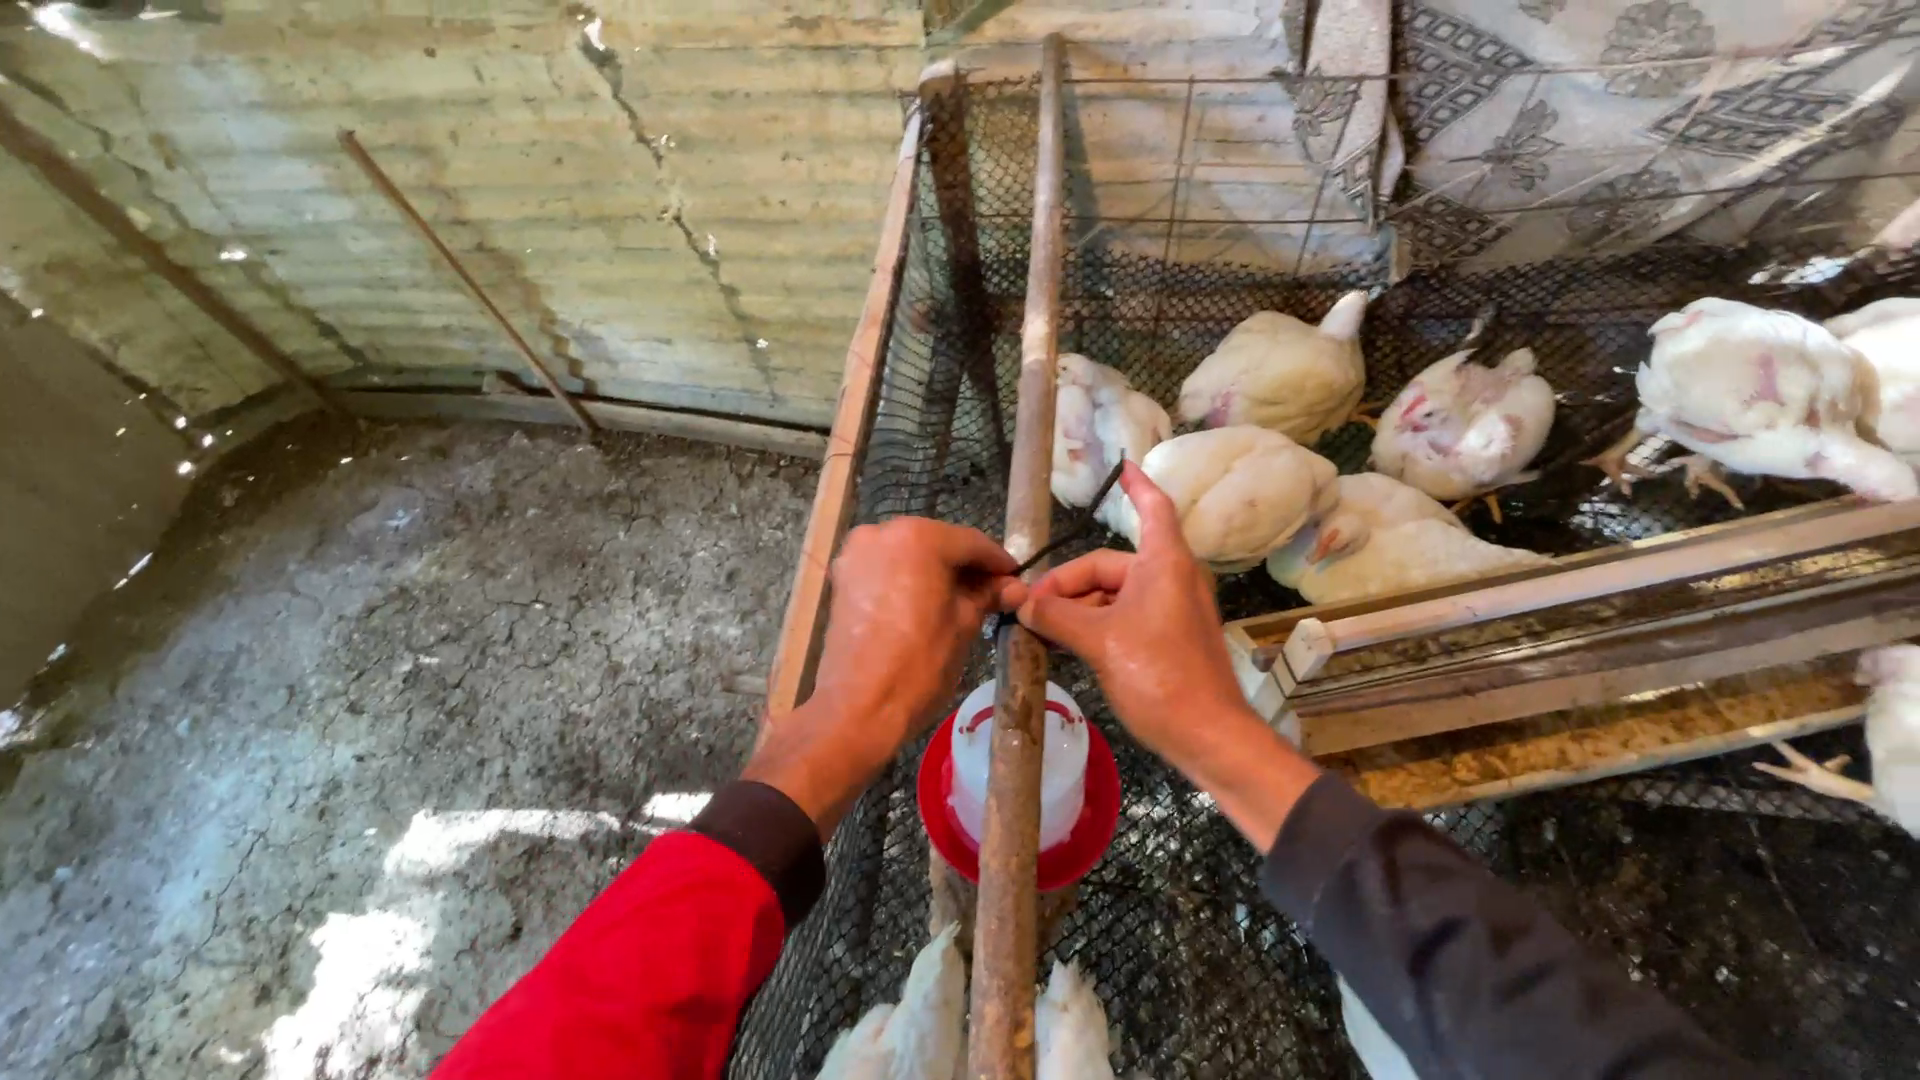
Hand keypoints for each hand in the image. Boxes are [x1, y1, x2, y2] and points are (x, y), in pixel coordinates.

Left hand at [749, 518, 1025, 836]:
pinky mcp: (842, 579)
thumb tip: (1012, 587)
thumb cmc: (920, 665)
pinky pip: (887, 569)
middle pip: (938, 543)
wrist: (860, 708)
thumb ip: (986, 596)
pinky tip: (930, 603)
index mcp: (918, 537)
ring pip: (910, 554)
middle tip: (993, 591)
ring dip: (936, 572)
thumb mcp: (964, 626)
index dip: (997, 561)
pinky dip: (909, 580)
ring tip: (964, 600)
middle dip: (965, 566)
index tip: (1015, 578)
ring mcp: (857, 554)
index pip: (971, 542)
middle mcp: (883, 532)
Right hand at [1016, 463, 1243, 767]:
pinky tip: (1062, 643)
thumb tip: (1020, 602)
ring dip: (1075, 608)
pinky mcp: (1166, 640)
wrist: (1208, 735)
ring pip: (1111, 595)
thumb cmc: (1159, 676)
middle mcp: (1170, 579)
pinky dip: (1093, 625)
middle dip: (1066, 583)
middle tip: (1028, 608)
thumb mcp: (1099, 642)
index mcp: (1163, 564)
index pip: (1152, 508)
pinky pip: (1121, 618)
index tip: (1122, 467)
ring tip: (1038, 629)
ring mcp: (1169, 611)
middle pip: (1108, 564)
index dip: (1136, 486)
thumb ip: (1056, 616)